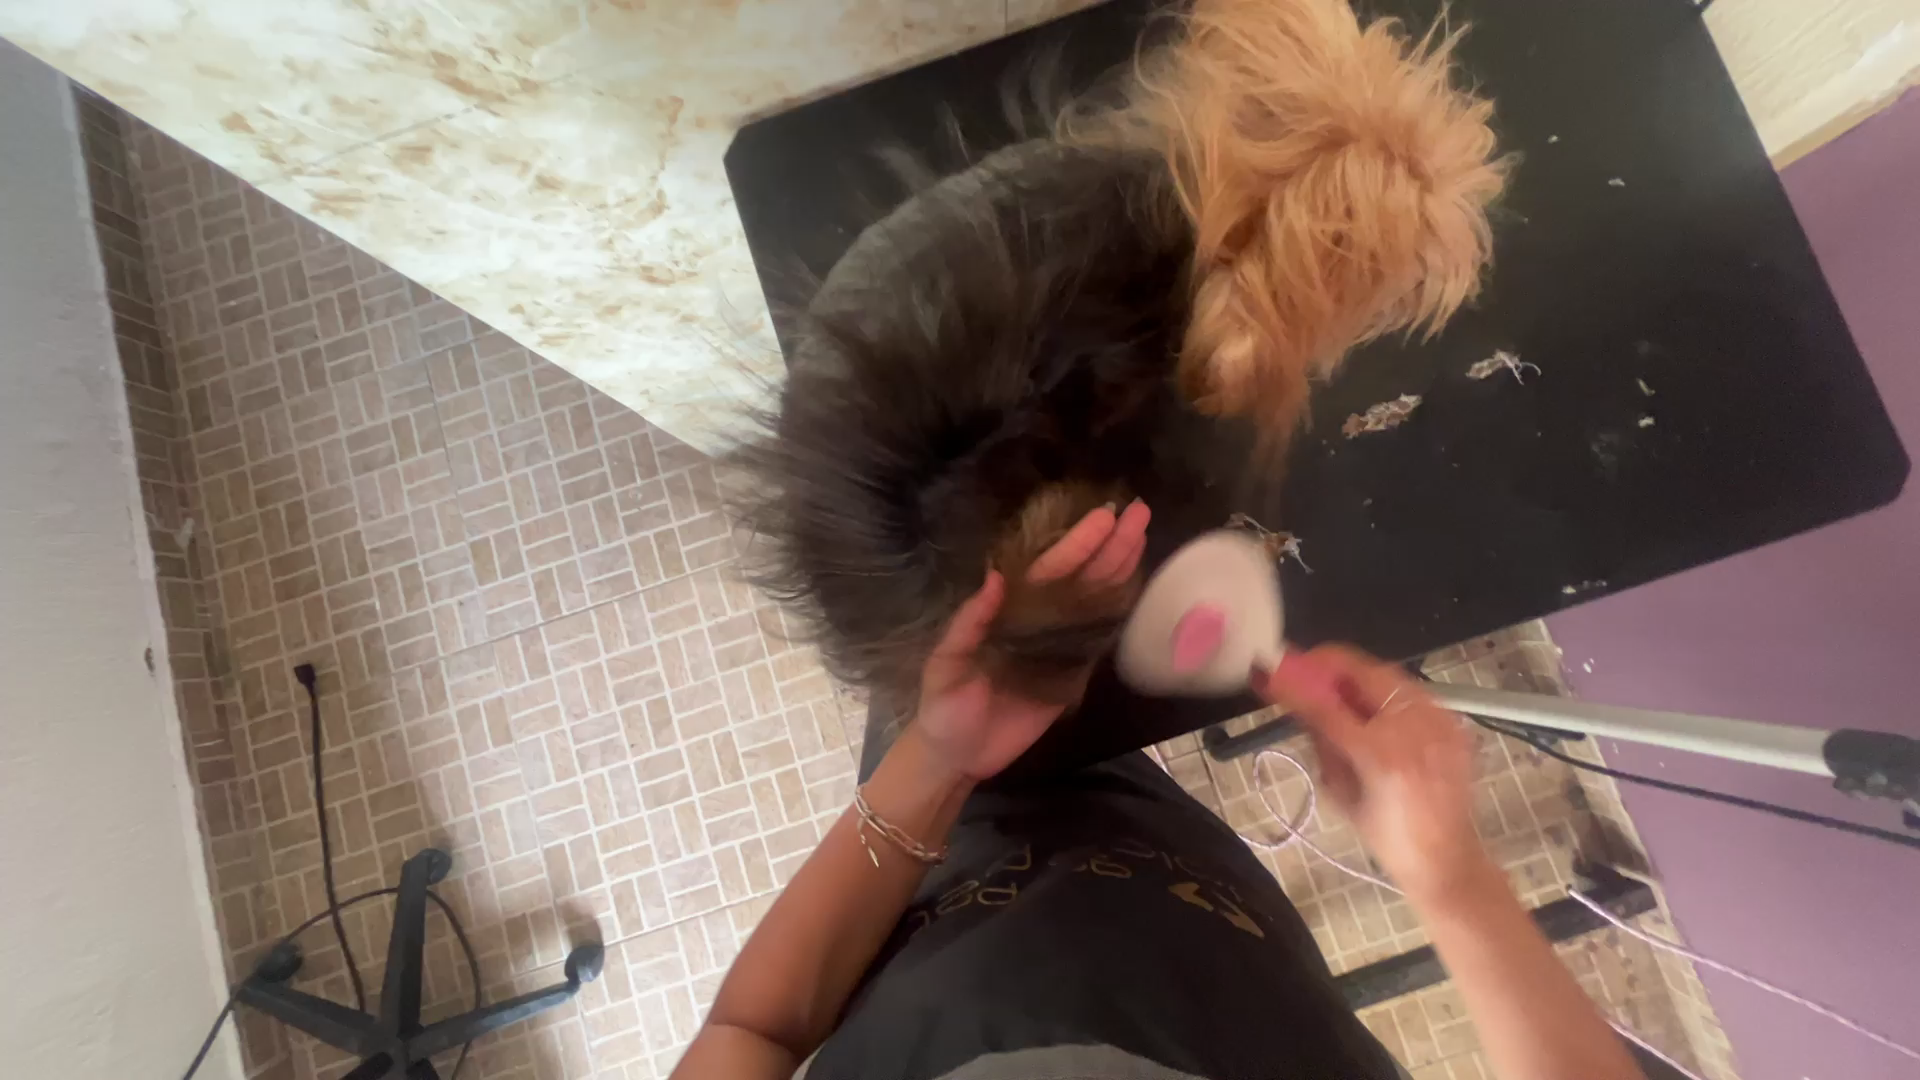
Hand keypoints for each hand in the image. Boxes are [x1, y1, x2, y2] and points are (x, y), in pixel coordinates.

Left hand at [911, 501, 1151, 781]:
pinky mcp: (1071, 674)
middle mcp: (1036, 619)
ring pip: (1094, 599)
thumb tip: (994, 578)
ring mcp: (1057, 644)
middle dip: (1109, 546)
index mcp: (1006, 610)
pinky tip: (1136, 585)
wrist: (959, 757)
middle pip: (1079, 576)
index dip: (1076, 545)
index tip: (1104, 516)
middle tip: (1139, 512)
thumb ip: (968, 625)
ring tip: (1143, 537)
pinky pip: (1099, 637)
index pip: (1046, 570)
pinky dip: (1118, 611)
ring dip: (1119, 568)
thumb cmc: (943, 708)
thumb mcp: (944, 666)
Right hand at [1252, 645, 1495, 903]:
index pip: (1323, 704)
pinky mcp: (1452, 724)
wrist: (1447, 861)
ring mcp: (1440, 722)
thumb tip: (1296, 700)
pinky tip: (1370, 711)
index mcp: (1379, 754)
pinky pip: (1407, 691)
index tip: (1268, 672)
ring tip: (1334, 694)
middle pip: (1359, 670)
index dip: (1291, 684)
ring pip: (1384, 674)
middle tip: (1300, 675)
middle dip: (1324, 668)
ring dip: (1352, 678)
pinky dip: (1380, 693)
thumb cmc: (1385, 835)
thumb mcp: (1338, 788)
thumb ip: (1320, 739)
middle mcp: (1414, 729)